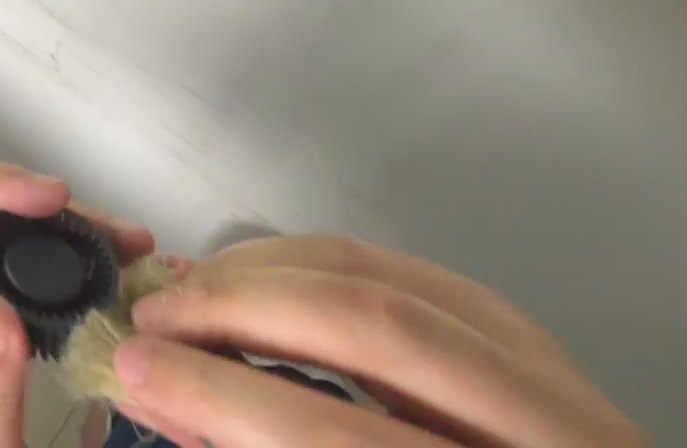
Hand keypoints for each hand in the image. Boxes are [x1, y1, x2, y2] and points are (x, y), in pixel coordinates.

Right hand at [112, 233, 648, 446]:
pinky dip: (301, 257)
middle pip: (368, 325)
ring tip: (186, 287)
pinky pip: (392, 262)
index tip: (133, 362)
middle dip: (233, 308)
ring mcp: (553, 376)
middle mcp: (552, 438)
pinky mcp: (524, 335)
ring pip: (379, 275)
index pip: (335, 439)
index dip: (218, 394)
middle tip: (152, 313)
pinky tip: (249, 274)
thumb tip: (143, 382)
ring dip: (257, 269)